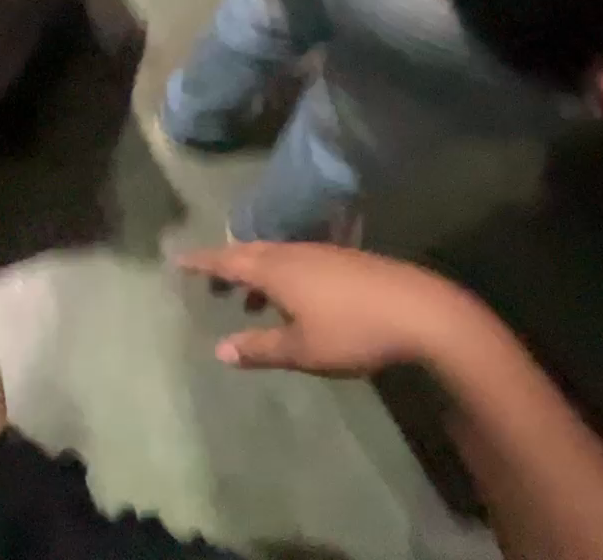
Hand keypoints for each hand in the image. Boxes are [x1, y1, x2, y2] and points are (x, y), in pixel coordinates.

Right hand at [180, 244, 482, 375]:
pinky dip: (281, 276)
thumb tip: (219, 350)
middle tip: (212, 283)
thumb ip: (260, 348)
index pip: (227, 260)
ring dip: (256, 273)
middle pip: (249, 253)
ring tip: (250, 302)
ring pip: (276, 256)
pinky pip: (297, 261)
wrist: (423, 312)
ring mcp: (321, 253)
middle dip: (227, 266)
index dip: (201, 262)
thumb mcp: (303, 349)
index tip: (178, 260)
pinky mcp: (345, 260)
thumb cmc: (353, 331)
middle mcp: (293, 253)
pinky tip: (295, 301)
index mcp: (276, 269)